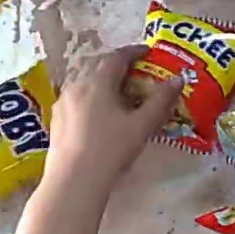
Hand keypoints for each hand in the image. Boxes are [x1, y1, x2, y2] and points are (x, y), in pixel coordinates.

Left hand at [45, 45, 180, 190]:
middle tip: (137, 74)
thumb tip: (178, 79)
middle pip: (99, 67)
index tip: (148, 52)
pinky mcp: (57, 120)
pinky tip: (101, 116)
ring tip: (120, 95)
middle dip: (119, 67)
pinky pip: (77, 99)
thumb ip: (161, 100)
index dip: (134, 51)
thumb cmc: (111, 149)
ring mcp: (63, 103)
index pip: (117, 57)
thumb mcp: (142, 125)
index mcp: (98, 83)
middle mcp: (77, 86)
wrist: (74, 181)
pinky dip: (92, 98)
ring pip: (86, 83)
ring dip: (104, 83)